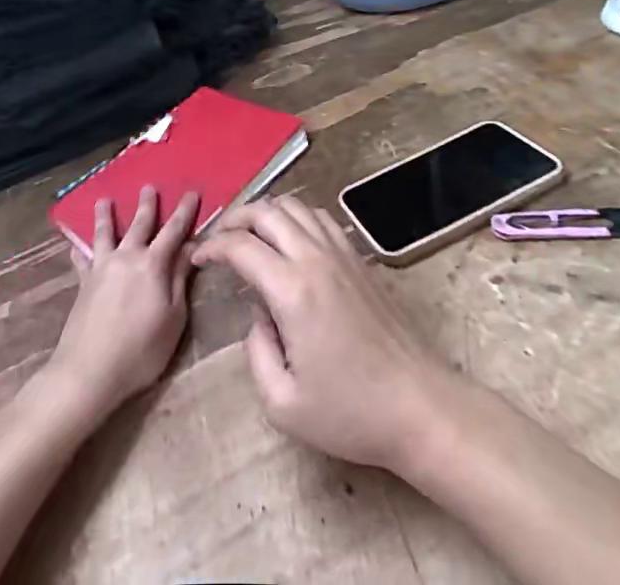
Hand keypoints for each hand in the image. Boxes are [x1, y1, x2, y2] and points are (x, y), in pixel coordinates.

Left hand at [43, 186, 199, 420]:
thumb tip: (189, 249)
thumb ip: (179, 280)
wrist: (90, 369)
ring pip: (104, 234)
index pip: (173, 232)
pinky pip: (81, 259)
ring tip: (103, 200)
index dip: (184, 213)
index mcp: (153, 265)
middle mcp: (126, 258)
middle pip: (139, 225)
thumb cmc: (142, 350)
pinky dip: (79, 250)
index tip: (192, 193)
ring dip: (105, 216)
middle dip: (147, 205)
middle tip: (149, 186)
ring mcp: (101, 269)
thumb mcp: (174, 317)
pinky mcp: (83, 283)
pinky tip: (74, 245)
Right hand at [193, 197, 460, 473]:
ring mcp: (343, 256)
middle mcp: (316, 260)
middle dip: (234, 218)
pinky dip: (296, 217)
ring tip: (249, 233)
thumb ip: (255, 353)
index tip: (198, 260)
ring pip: (296, 207)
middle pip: (267, 212)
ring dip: (266, 212)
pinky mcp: (361, 262)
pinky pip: (322, 220)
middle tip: (218, 239)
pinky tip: (290, 239)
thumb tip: (258, 319)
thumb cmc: (351, 412)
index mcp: (292, 290)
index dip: (212, 247)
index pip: (240, 246)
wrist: (422, 408)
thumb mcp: (283, 403)